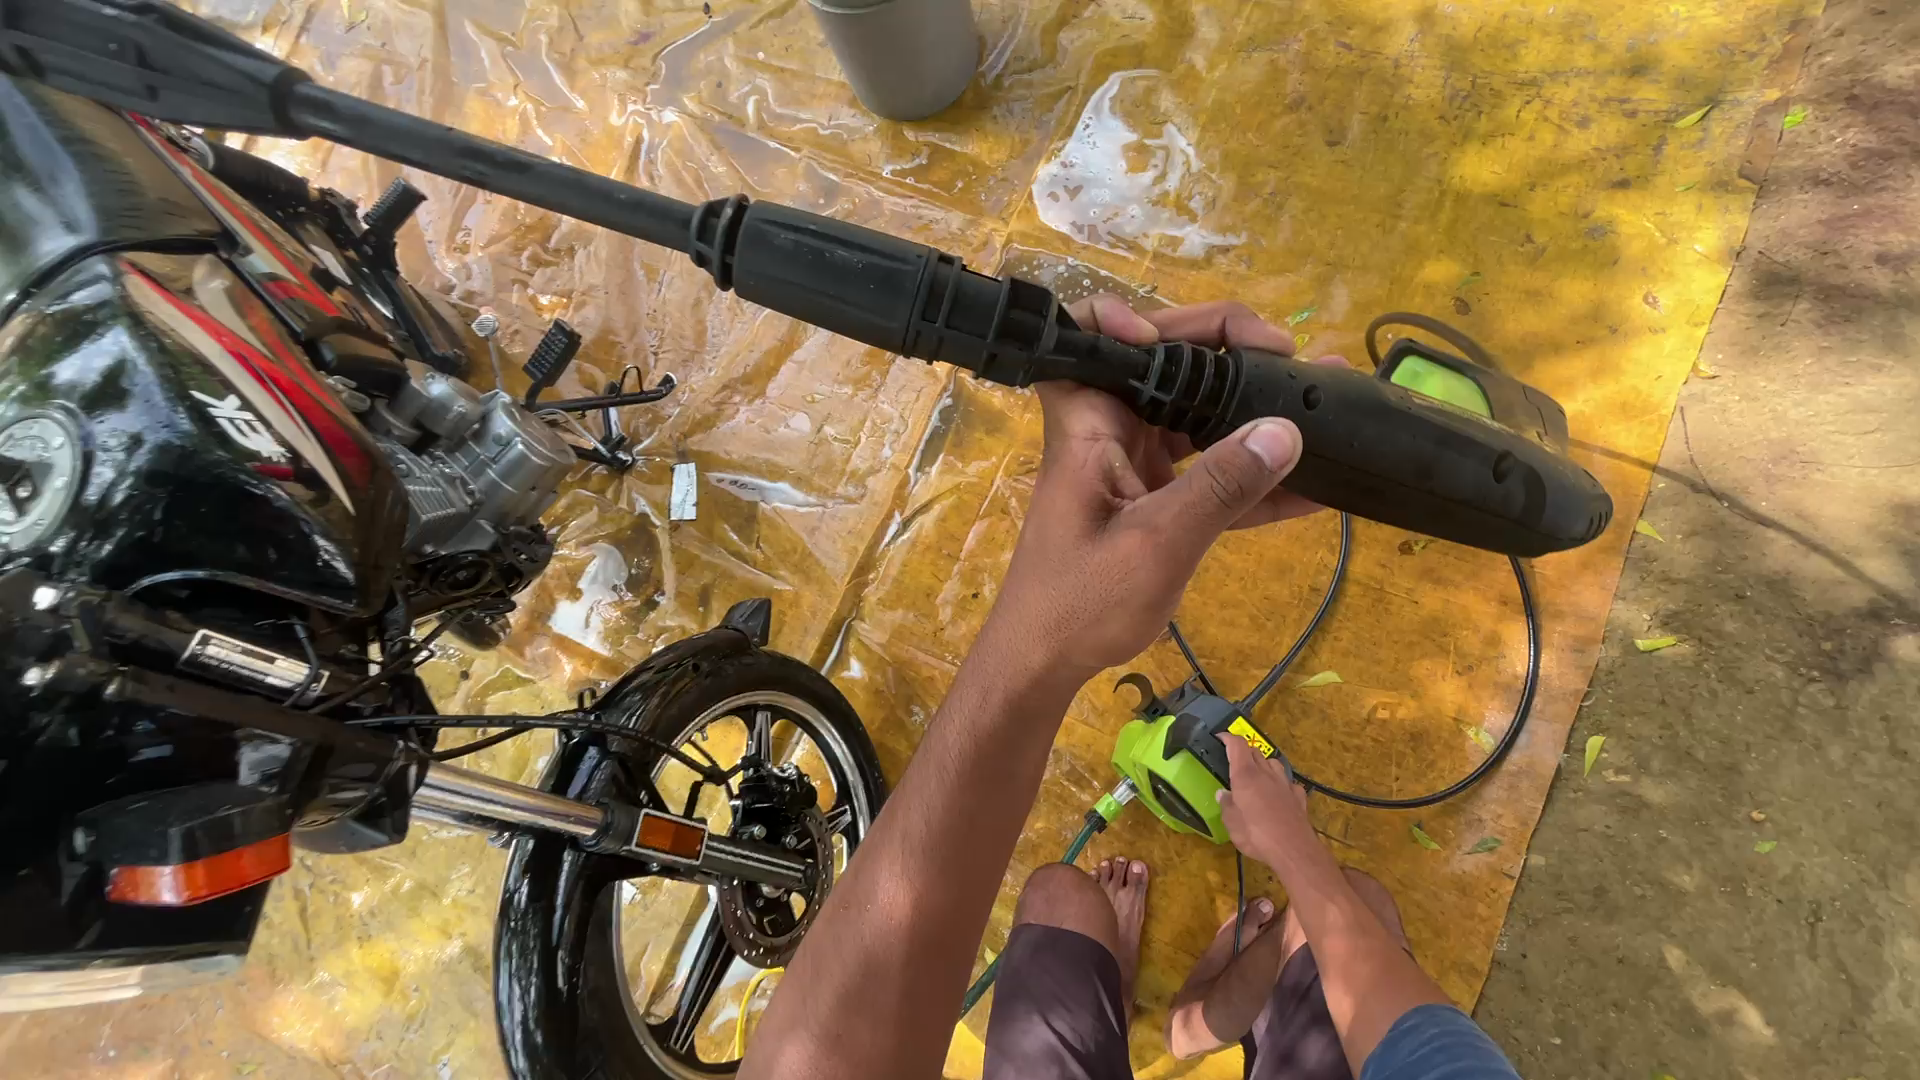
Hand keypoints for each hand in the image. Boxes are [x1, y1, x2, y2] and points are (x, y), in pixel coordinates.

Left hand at [986, 295, 1326, 681]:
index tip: (1174, 341)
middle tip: (1293, 359)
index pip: (1086, 341)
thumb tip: (1286, 430)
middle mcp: (1108, 432)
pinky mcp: (1152, 502)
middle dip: (1229, 354)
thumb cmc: (1082, 603)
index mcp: (1089, 425)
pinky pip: (1206, 473)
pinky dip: (1250, 478)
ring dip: (1251, 411)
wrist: (1045, 661)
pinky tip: (1316, 484)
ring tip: (1325, 399)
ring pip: (1193, 417)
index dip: (1122, 320)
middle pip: (1163, 368)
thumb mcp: (1157, 544)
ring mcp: (1132, 466)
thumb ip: (1221, 488)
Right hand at [1215, 732, 1311, 865]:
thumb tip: (1222, 794)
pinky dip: (1281, 784)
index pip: (1237, 745)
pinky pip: (1289, 783)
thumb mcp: (1231, 823)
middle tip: (1234, 761)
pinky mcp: (1299, 798)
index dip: (1227, 738)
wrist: (1294, 850)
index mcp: (1245, 775)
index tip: (1219, 738)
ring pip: (1273, 763)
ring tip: (1257, 775)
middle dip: (1244, 751)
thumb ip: (1226, 805)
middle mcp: (1265, 774)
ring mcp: (1285, 784)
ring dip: (1263, 764)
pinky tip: (1279, 794)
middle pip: (1255, 751)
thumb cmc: (1256, 834)